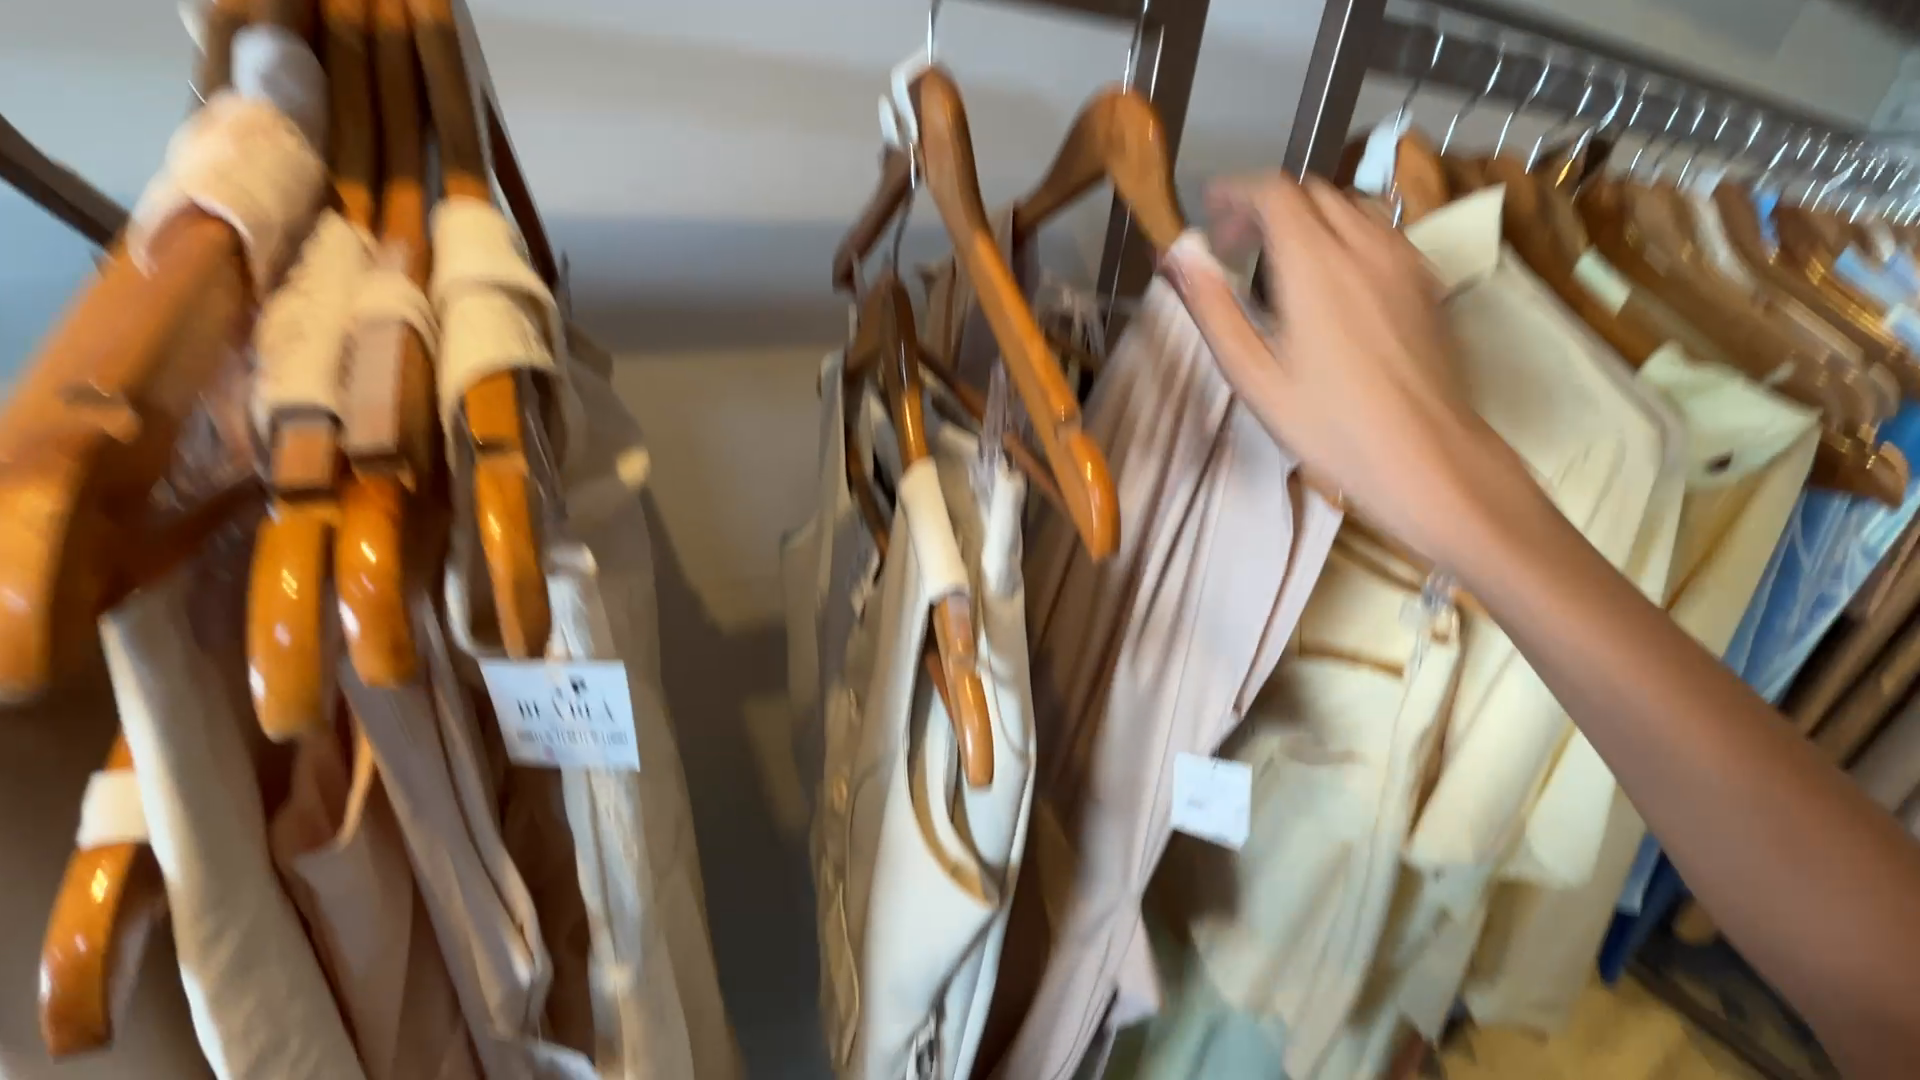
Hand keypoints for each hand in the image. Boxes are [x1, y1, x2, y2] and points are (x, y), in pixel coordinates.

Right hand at [1163, 173, 1515, 567]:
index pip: (1274, 192)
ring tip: (1283, 260)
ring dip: (1308, 215)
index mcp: (1315, 264)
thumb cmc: (1328, 425)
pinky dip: (1345, 233)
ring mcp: (1403, 259)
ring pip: (1350, 204)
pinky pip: (1381, 230)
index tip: (1212, 210)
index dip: (1236, 192)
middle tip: (1238, 247)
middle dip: (1267, 205)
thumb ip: (1213, 307)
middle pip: (1312, 191)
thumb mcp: (1252, 374)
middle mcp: (1364, 246)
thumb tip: (1179, 254)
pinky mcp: (1426, 280)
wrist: (1423, 453)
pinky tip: (1334, 279)